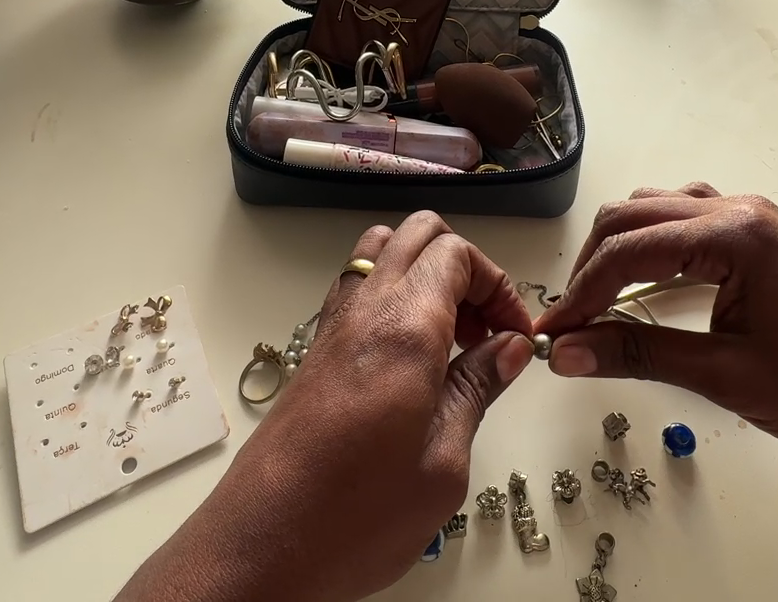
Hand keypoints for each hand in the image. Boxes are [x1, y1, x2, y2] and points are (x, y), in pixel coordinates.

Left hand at [117, 212, 534, 601]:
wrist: (262, 543)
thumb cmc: (357, 513)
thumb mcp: (443, 461)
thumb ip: (478, 388)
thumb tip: (510, 346)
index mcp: (404, 326)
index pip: (456, 254)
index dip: (498, 284)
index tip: (515, 334)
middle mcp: (366, 307)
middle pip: (420, 233)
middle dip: (466, 267)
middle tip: (487, 328)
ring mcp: (335, 320)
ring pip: (384, 248)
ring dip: (426, 271)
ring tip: (450, 333)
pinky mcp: (317, 344)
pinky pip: (360, 282)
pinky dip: (396, 290)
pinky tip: (413, 350)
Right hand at [533, 184, 777, 456]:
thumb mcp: (728, 376)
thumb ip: (639, 354)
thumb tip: (567, 353)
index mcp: (734, 235)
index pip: (630, 251)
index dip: (581, 292)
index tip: (554, 333)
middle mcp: (739, 209)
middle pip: (634, 216)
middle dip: (592, 266)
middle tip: (570, 319)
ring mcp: (753, 215)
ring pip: (658, 207)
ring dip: (620, 246)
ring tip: (600, 297)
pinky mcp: (762, 231)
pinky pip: (688, 215)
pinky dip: (653, 239)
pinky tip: (650, 272)